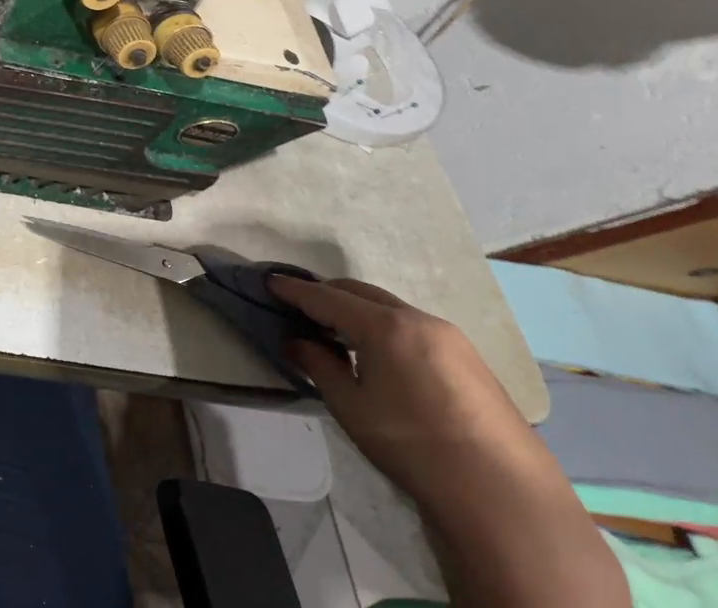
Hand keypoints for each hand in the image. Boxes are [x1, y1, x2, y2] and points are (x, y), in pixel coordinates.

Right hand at [270, 277, 630, 607]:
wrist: (500, 488)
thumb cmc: (411, 443)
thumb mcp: (350, 405)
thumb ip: (319, 365)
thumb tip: (298, 343)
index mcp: (385, 327)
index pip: (327, 297)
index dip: (294, 290)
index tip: (268, 282)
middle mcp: (419, 320)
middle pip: (360, 293)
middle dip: (325, 294)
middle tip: (296, 306)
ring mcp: (450, 337)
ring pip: (389, 308)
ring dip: (356, 310)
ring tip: (333, 330)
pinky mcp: (468, 357)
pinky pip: (412, 325)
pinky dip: (383, 325)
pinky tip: (375, 351)